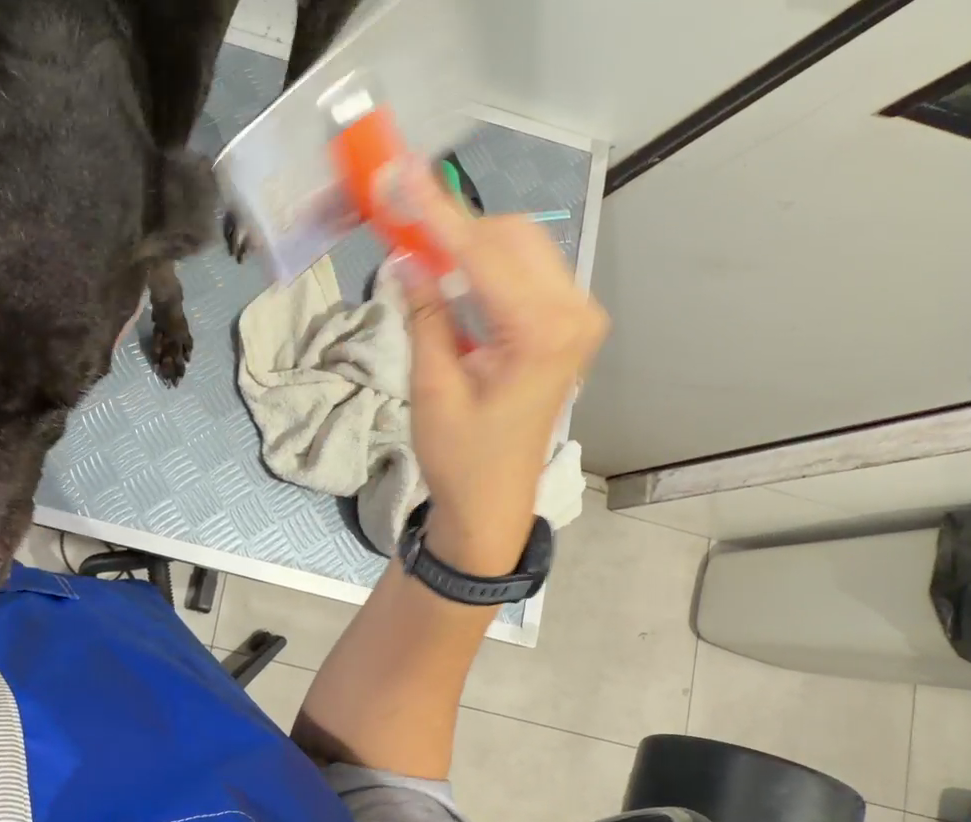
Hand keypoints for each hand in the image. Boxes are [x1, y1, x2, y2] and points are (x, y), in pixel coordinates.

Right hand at [391, 158, 607, 574]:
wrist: (493, 498)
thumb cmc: (461, 455)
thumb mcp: (431, 387)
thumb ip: (425, 315)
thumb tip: (404, 259)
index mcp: (543, 331)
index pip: (482, 253)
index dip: (434, 212)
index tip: (399, 174)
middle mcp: (572, 311)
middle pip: (509, 237)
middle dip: (451, 224)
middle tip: (396, 217)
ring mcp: (574, 315)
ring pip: (516, 247)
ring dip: (464, 243)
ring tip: (414, 249)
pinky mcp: (562, 323)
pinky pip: (520, 272)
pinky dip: (479, 264)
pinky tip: (445, 273)